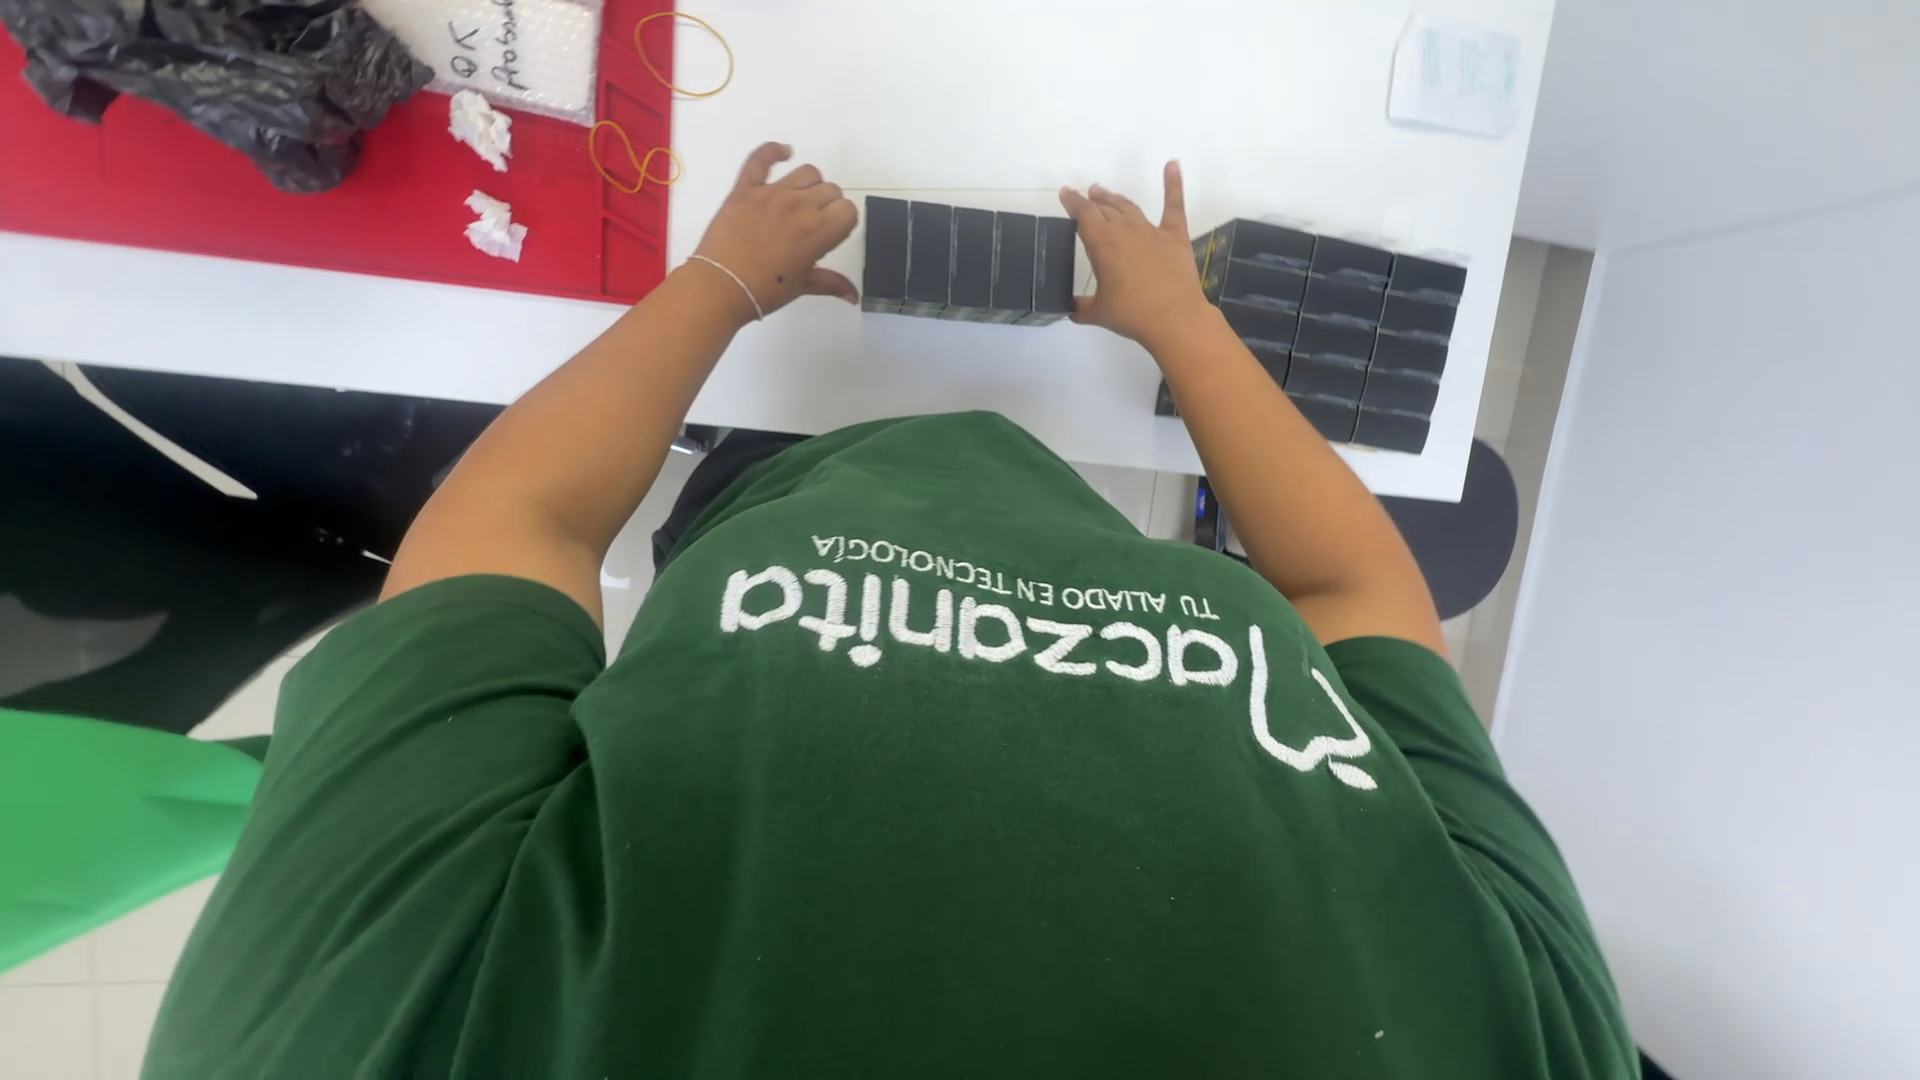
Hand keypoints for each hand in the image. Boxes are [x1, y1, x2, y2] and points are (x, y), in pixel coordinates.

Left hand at [691, 142, 859, 321]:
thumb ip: (832, 283)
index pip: (848, 210)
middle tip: (815, 224)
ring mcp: (772, 193)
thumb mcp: (803, 286)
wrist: (721, 286)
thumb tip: (854, 297)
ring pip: (807, 172)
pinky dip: (774, 151)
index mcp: (818, 231)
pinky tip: (784, 152)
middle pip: (830, 190)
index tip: (832, 235)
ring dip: (811, 185)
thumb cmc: (765, 291)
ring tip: (801, 201)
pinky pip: (761, 158)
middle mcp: (800, 206)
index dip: (843, 222)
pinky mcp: (746, 187)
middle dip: (829, 206)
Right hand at [1058, 161, 1216, 348]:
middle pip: (1105, 208)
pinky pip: (1173, 205)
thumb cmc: (1131, 315)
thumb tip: (1072, 309)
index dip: (1072, 203)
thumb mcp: (1098, 313)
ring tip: (1103, 192)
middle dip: (1092, 200)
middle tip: (1085, 196)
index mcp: (1103, 244)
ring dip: (1114, 198)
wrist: (1173, 318)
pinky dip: (1173, 184)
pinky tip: (1172, 165)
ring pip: (1128, 207)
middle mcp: (1125, 230)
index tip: (1066, 194)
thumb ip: (1081, 307)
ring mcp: (1151, 230)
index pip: (1083, 215)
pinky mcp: (1175, 236)